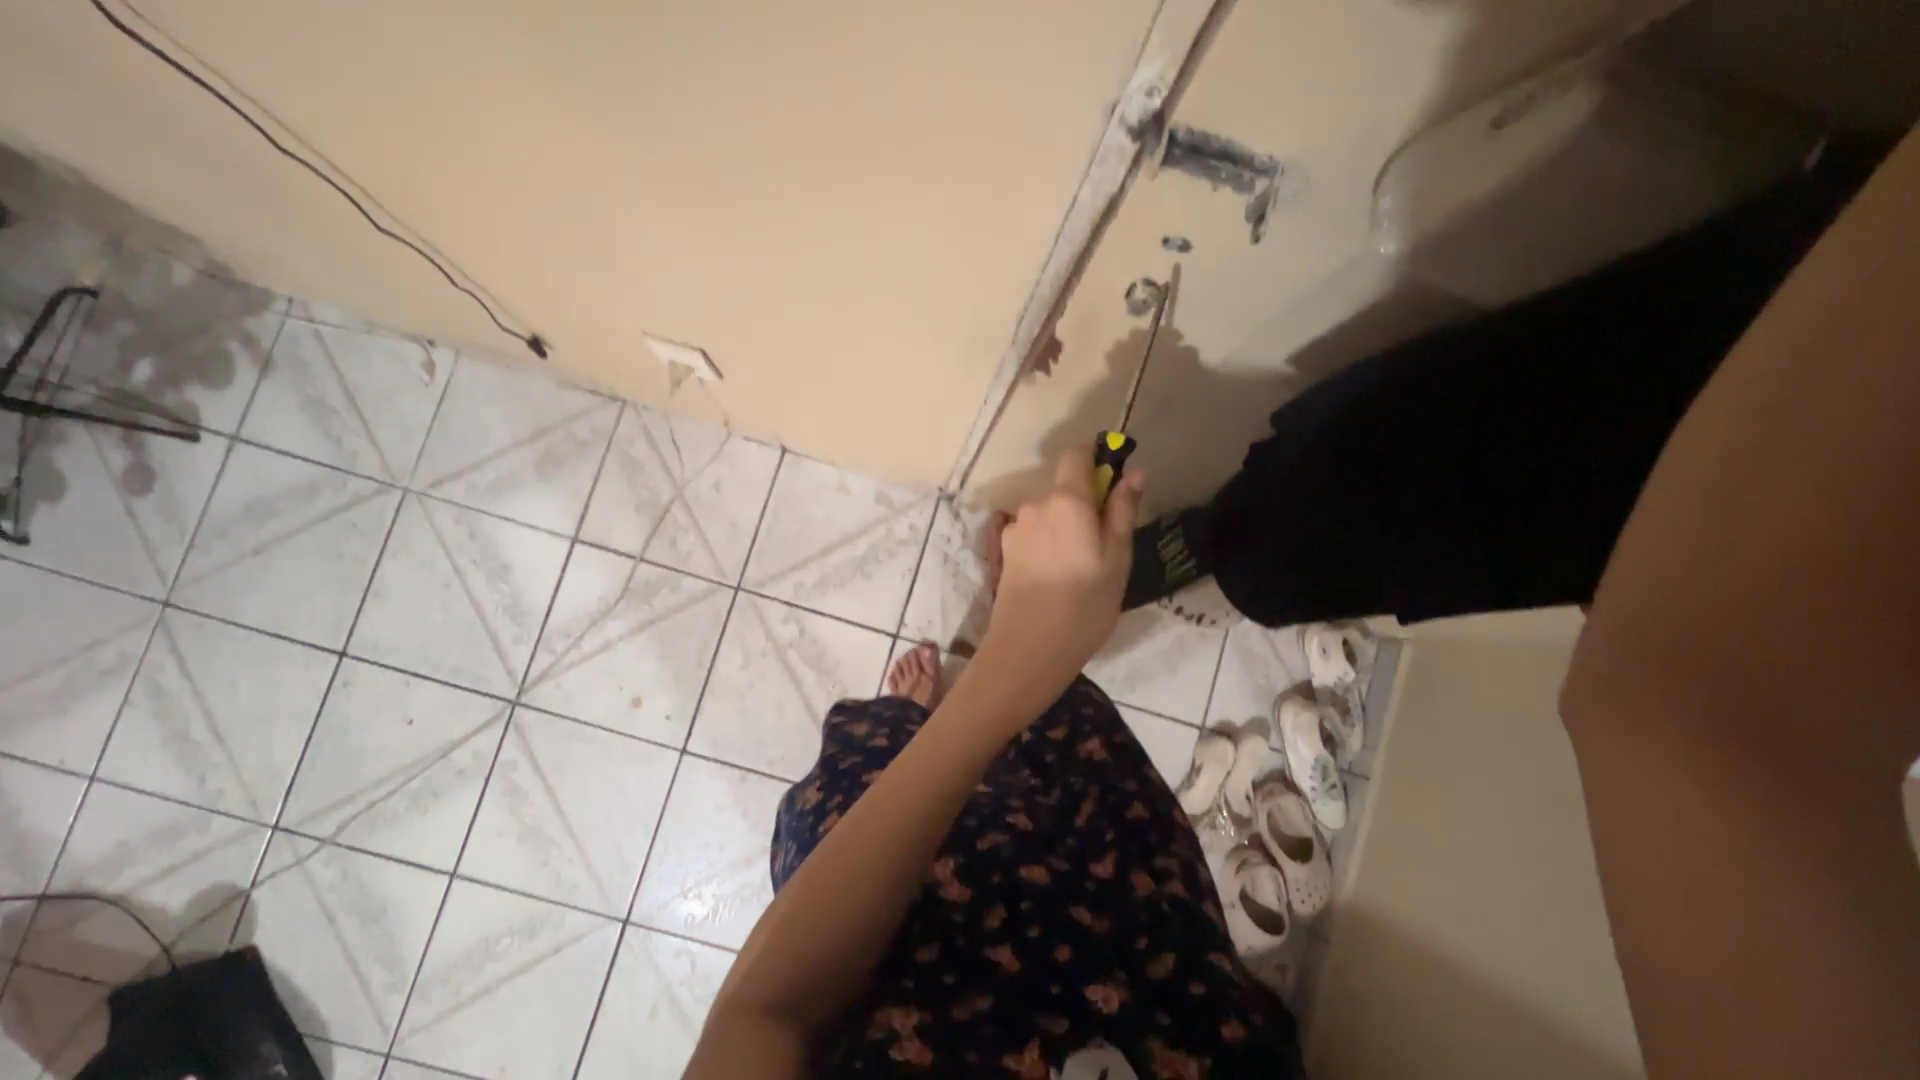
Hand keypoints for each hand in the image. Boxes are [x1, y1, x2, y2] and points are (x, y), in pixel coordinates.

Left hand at [973, 442, 1144, 711]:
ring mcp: (1016, 529)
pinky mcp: (1006, 552)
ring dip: (1066, 525)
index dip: (1096, 456)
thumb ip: (1122, 511)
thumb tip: (1133, 472)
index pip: (1076, 455)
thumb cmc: (1084, 606)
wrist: (1028, 650)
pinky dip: (1050, 543)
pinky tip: (1059, 576)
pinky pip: (1035, 533)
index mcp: (1066, 500)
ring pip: (1048, 513)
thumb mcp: (1117, 559)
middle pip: (1063, 487)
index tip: (1114, 475)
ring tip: (1083, 567)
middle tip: (1106, 542)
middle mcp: (1035, 505)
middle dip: (1084, 502)